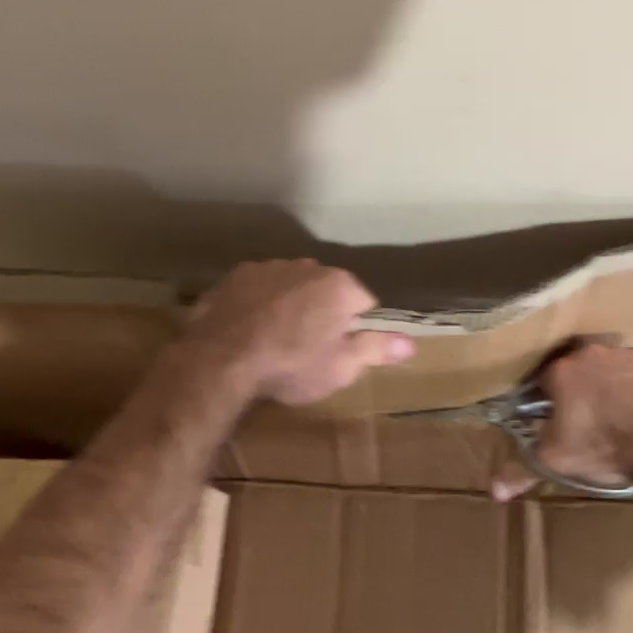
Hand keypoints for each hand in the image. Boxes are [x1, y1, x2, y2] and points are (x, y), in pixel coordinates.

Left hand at [183, 260, 414, 404]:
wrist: (221, 360)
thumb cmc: (291, 365)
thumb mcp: (342, 366)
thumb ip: (377, 349)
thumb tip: (411, 343)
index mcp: (340, 285)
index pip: (364, 302)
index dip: (356, 328)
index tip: (341, 351)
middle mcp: (307, 266)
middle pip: (326, 291)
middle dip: (322, 314)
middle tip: (308, 350)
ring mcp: (267, 268)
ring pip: (290, 288)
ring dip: (289, 307)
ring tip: (276, 342)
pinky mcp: (234, 277)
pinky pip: (257, 291)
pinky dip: (258, 306)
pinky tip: (249, 333)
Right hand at [492, 342, 632, 500]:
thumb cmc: (603, 448)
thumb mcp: (555, 461)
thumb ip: (520, 470)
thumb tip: (494, 491)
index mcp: (561, 371)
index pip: (540, 379)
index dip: (541, 398)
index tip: (545, 416)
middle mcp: (590, 354)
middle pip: (572, 366)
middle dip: (572, 385)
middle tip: (577, 412)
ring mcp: (623, 355)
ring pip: (603, 364)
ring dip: (601, 381)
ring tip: (607, 410)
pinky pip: (632, 369)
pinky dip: (629, 383)